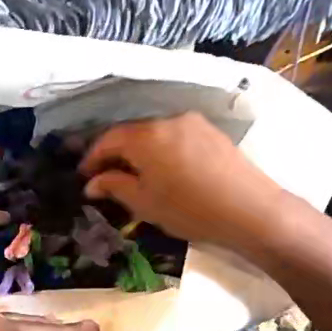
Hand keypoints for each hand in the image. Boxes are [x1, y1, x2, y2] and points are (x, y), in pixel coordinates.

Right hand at [80, 112, 295, 252]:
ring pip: (154, 134)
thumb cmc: (188, 209)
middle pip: (131, 133)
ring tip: (133, 176)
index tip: (83, 177)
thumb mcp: (144, 203)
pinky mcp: (211, 132)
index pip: (108, 139)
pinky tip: (162, 171)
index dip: (91, 158)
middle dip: (114, 154)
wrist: (248, 209)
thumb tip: (92, 183)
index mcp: (145, 136)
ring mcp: (192, 123)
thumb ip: (114, 186)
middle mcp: (167, 121)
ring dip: (138, 152)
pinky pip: (175, 136)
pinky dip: (161, 150)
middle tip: (104, 177)